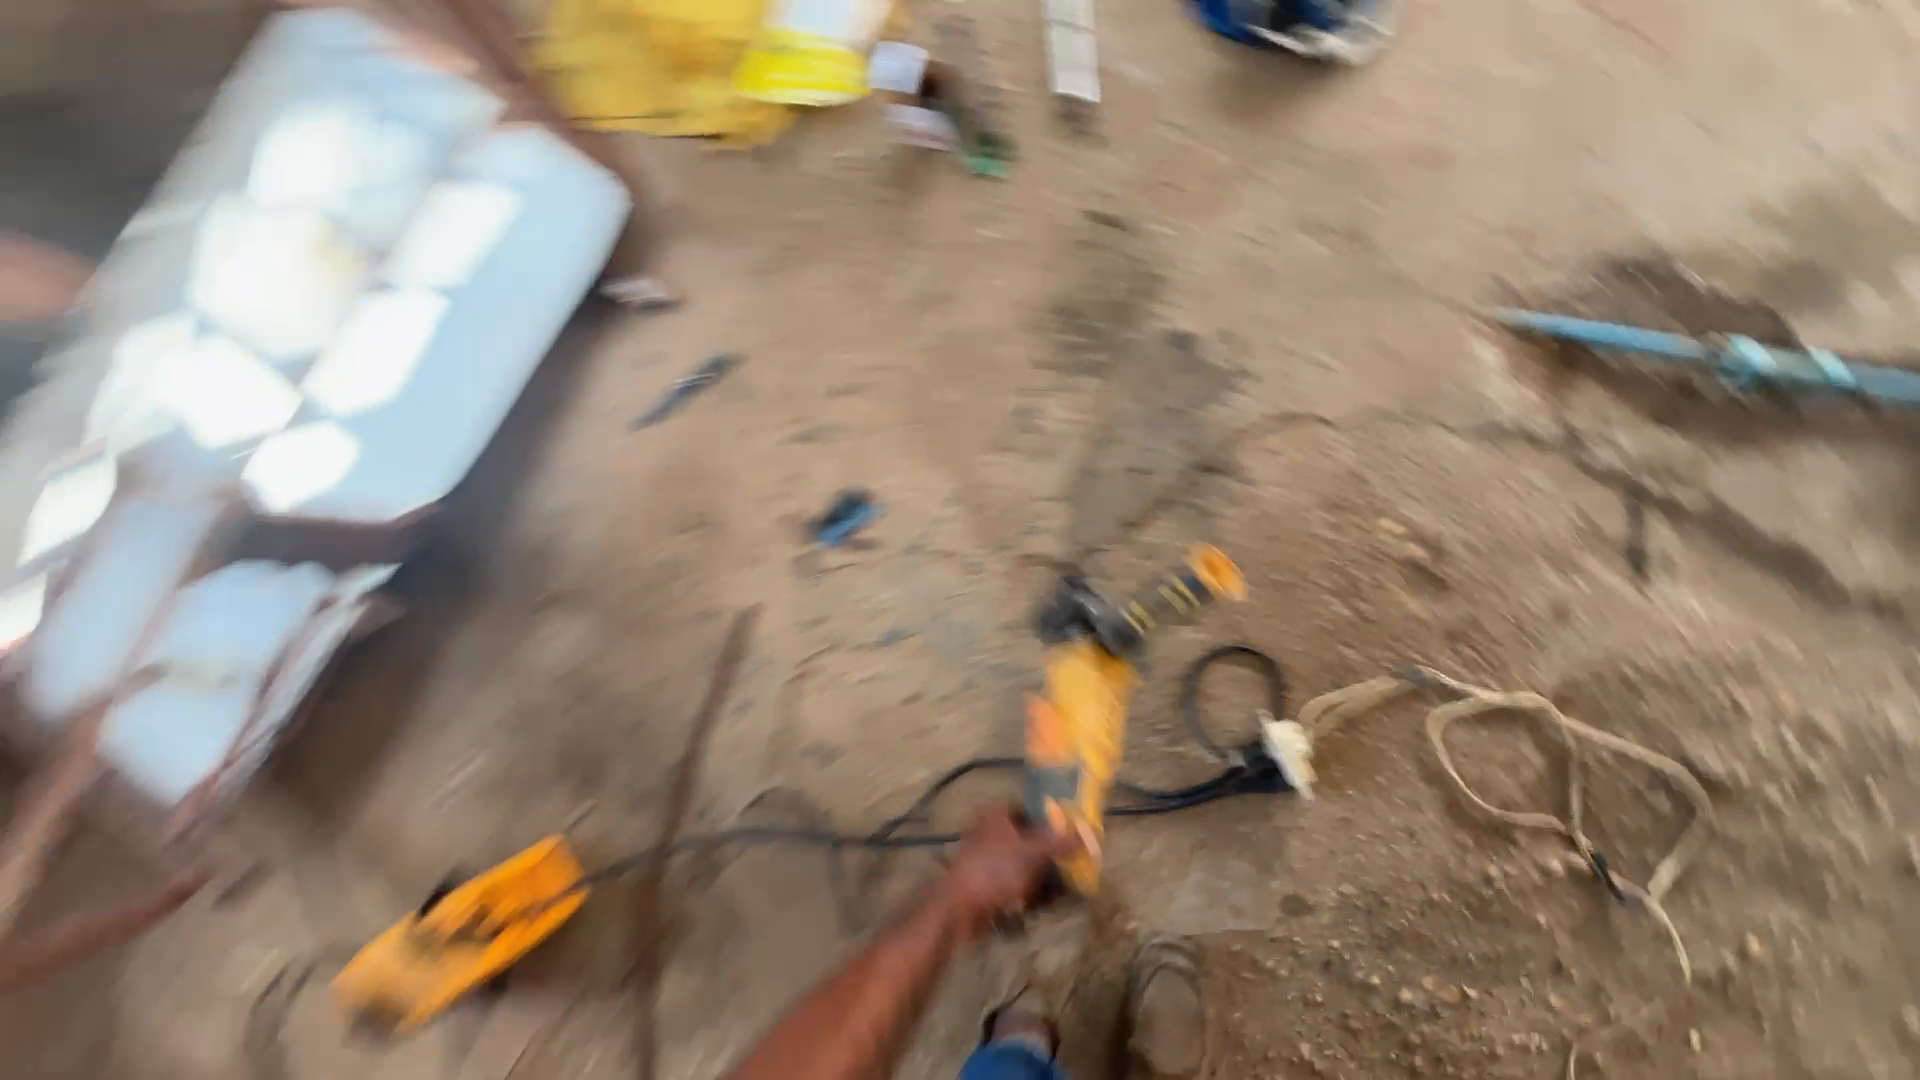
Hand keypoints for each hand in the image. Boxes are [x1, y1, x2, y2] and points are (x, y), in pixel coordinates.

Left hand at [939, 804, 1079, 939]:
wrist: (958, 909)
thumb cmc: (993, 870)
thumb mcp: (1031, 852)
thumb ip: (1060, 842)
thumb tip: (1090, 834)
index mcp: (996, 813)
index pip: (1031, 808)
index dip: (1054, 820)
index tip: (1075, 835)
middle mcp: (991, 831)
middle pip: (1031, 838)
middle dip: (1053, 856)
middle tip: (1075, 867)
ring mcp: (989, 858)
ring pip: (1026, 863)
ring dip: (1046, 877)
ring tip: (1067, 890)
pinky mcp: (989, 883)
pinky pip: (1017, 883)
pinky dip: (1032, 892)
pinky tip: (1046, 904)